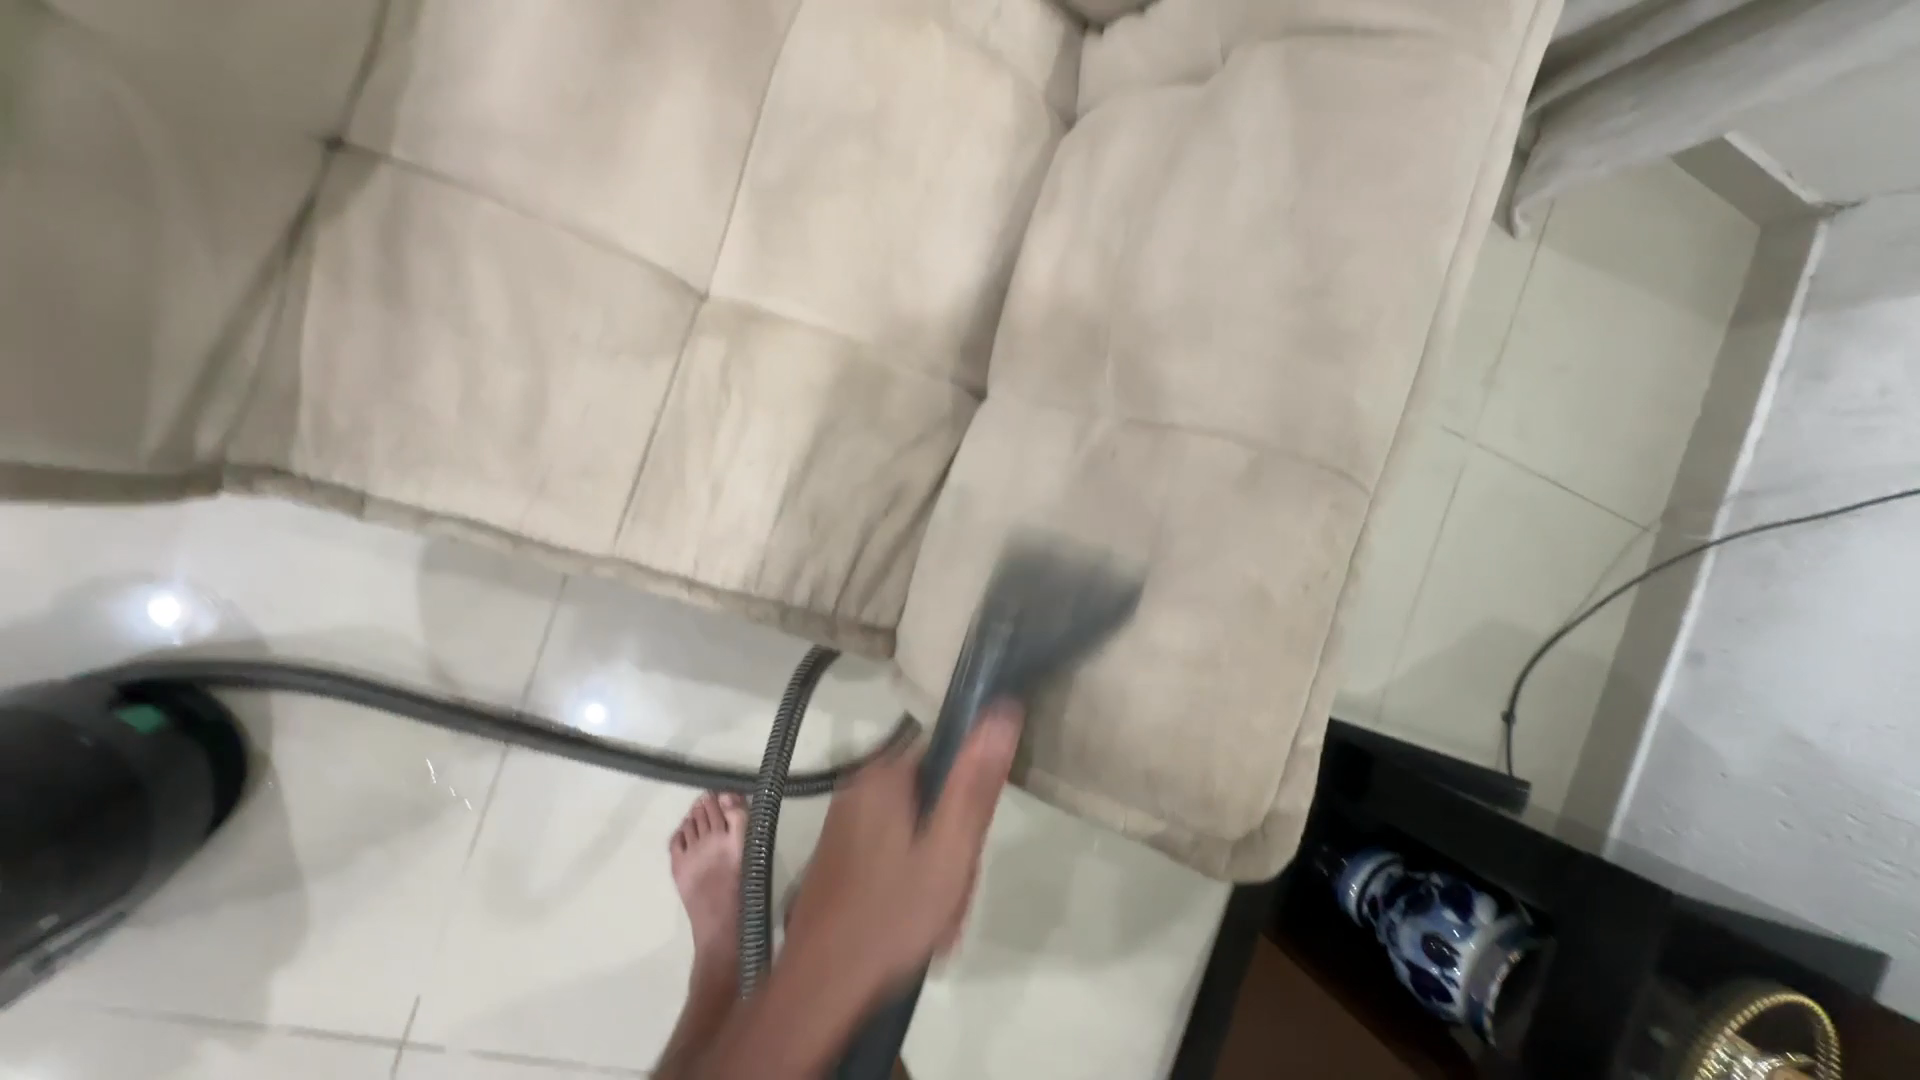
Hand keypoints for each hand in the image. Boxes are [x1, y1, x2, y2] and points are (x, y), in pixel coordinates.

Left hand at [783, 703, 1023, 1006]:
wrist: (821, 985)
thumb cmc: (891, 914)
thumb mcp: (949, 850)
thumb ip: (974, 783)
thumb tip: (1001, 712)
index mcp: (883, 777)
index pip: (945, 757)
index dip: (968, 797)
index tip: (972, 841)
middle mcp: (858, 790)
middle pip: (929, 796)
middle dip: (949, 843)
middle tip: (954, 887)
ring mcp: (844, 825)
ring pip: (912, 830)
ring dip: (933, 867)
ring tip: (936, 915)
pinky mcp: (837, 857)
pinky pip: (888, 853)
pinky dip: (907, 880)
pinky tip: (911, 919)